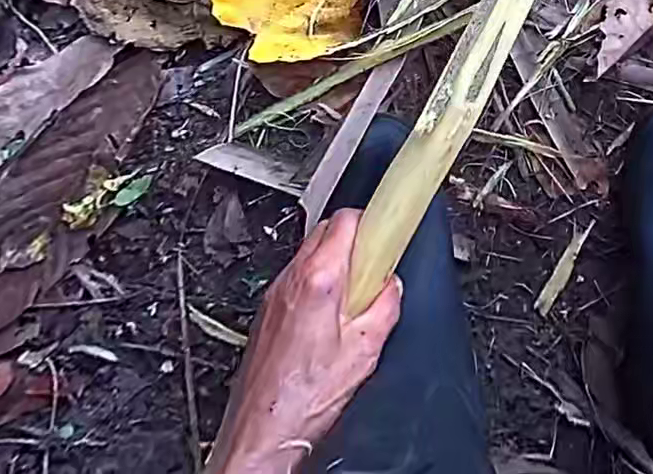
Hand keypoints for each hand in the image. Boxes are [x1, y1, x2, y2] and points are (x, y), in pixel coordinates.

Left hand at [208, 209, 400, 473]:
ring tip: (350, 295)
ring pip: (311, 249)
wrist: (261, 433)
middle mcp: (294, 276)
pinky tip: (327, 315)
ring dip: (334, 258)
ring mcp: (278, 290)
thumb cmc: (304, 399)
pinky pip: (298, 274)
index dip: (371, 220)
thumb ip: (387, 305)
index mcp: (321, 278)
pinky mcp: (269, 306)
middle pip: (328, 227)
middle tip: (371, 264)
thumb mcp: (366, 350)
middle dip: (354, 237)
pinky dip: (316, 279)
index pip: (348, 219)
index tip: (385, 229)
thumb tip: (391, 286)